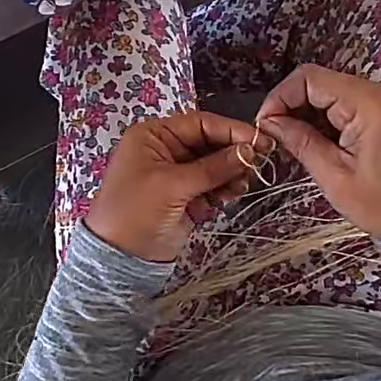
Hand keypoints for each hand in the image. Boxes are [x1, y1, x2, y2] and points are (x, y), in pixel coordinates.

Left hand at [84, 112, 268, 262]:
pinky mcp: (184, 195)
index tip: (260, 141)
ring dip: (231, 174)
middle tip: (257, 167)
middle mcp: (164, 149)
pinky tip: (226, 198)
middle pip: (210, 143)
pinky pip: (212, 184)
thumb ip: (213, 167)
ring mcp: (175, 173)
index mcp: (152, 135)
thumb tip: (249, 150)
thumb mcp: (172, 184)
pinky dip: (223, 189)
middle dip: (233, 155)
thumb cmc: (135, 211)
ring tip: (238, 188)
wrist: (120, 256)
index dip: (231, 130)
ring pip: (214, 164)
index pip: (199, 123)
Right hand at [254, 65, 380, 245]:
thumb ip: (300, 141)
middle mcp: (378, 93)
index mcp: (368, 105)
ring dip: (305, 112)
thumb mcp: (333, 176)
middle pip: (318, 81)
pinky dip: (322, 117)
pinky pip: (343, 103)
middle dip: (290, 104)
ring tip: (293, 141)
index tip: (266, 124)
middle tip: (275, 135)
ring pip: (328, 91)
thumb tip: (270, 122)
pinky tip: (314, 141)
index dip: (280, 97)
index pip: (309, 79)